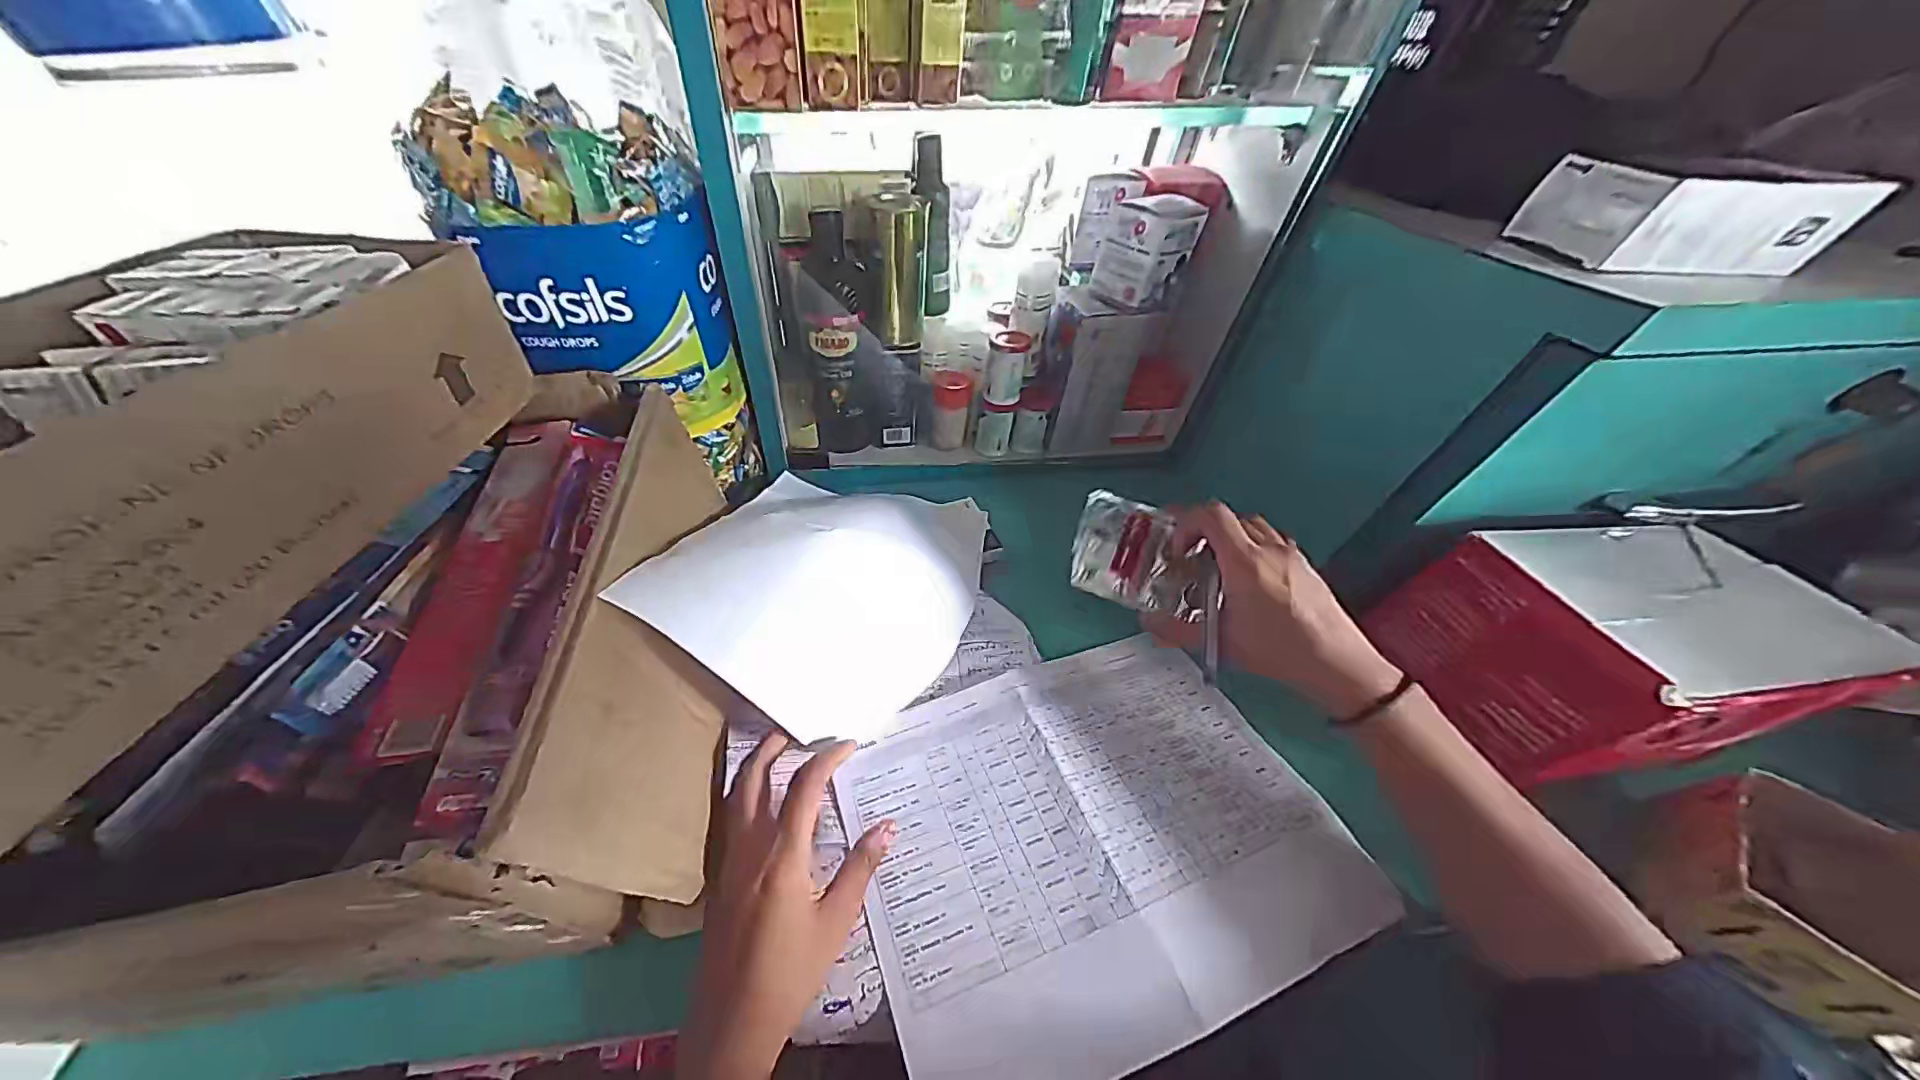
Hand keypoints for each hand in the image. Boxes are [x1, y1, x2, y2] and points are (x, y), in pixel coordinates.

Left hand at [679, 734, 894, 1079]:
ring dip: (754, 764)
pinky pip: (727, 817)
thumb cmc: (791, 971)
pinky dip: (742, 791)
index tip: (847, 744)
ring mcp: (728, 860)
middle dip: (775, 746)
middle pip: (754, 778)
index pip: (804, 788)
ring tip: (775, 749)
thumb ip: (861, 867)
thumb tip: (888, 826)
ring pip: (734, 795)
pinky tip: (755, 798)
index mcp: (782, 856)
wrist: (733, 1018)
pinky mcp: (719, 875)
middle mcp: (749, 848)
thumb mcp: (837, 921)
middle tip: (798, 730)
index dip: (826, 758)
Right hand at [1143, 502, 1403, 717]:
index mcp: (1245, 562)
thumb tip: (1150, 623)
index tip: (1178, 546)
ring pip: (1253, 527)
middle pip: (1230, 518)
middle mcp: (1269, 551)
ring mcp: (1291, 556)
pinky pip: (1272, 542)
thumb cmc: (1283, 651)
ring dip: (1229, 538)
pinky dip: (1252, 549)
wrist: (1337, 663)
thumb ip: (1176, 631)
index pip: (1211, 515)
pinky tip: (1248, 581)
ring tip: (1218, 568)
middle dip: (1203, 532)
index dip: (1186, 522)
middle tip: (1191, 555)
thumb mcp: (1219, 643)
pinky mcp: (1305, 566)